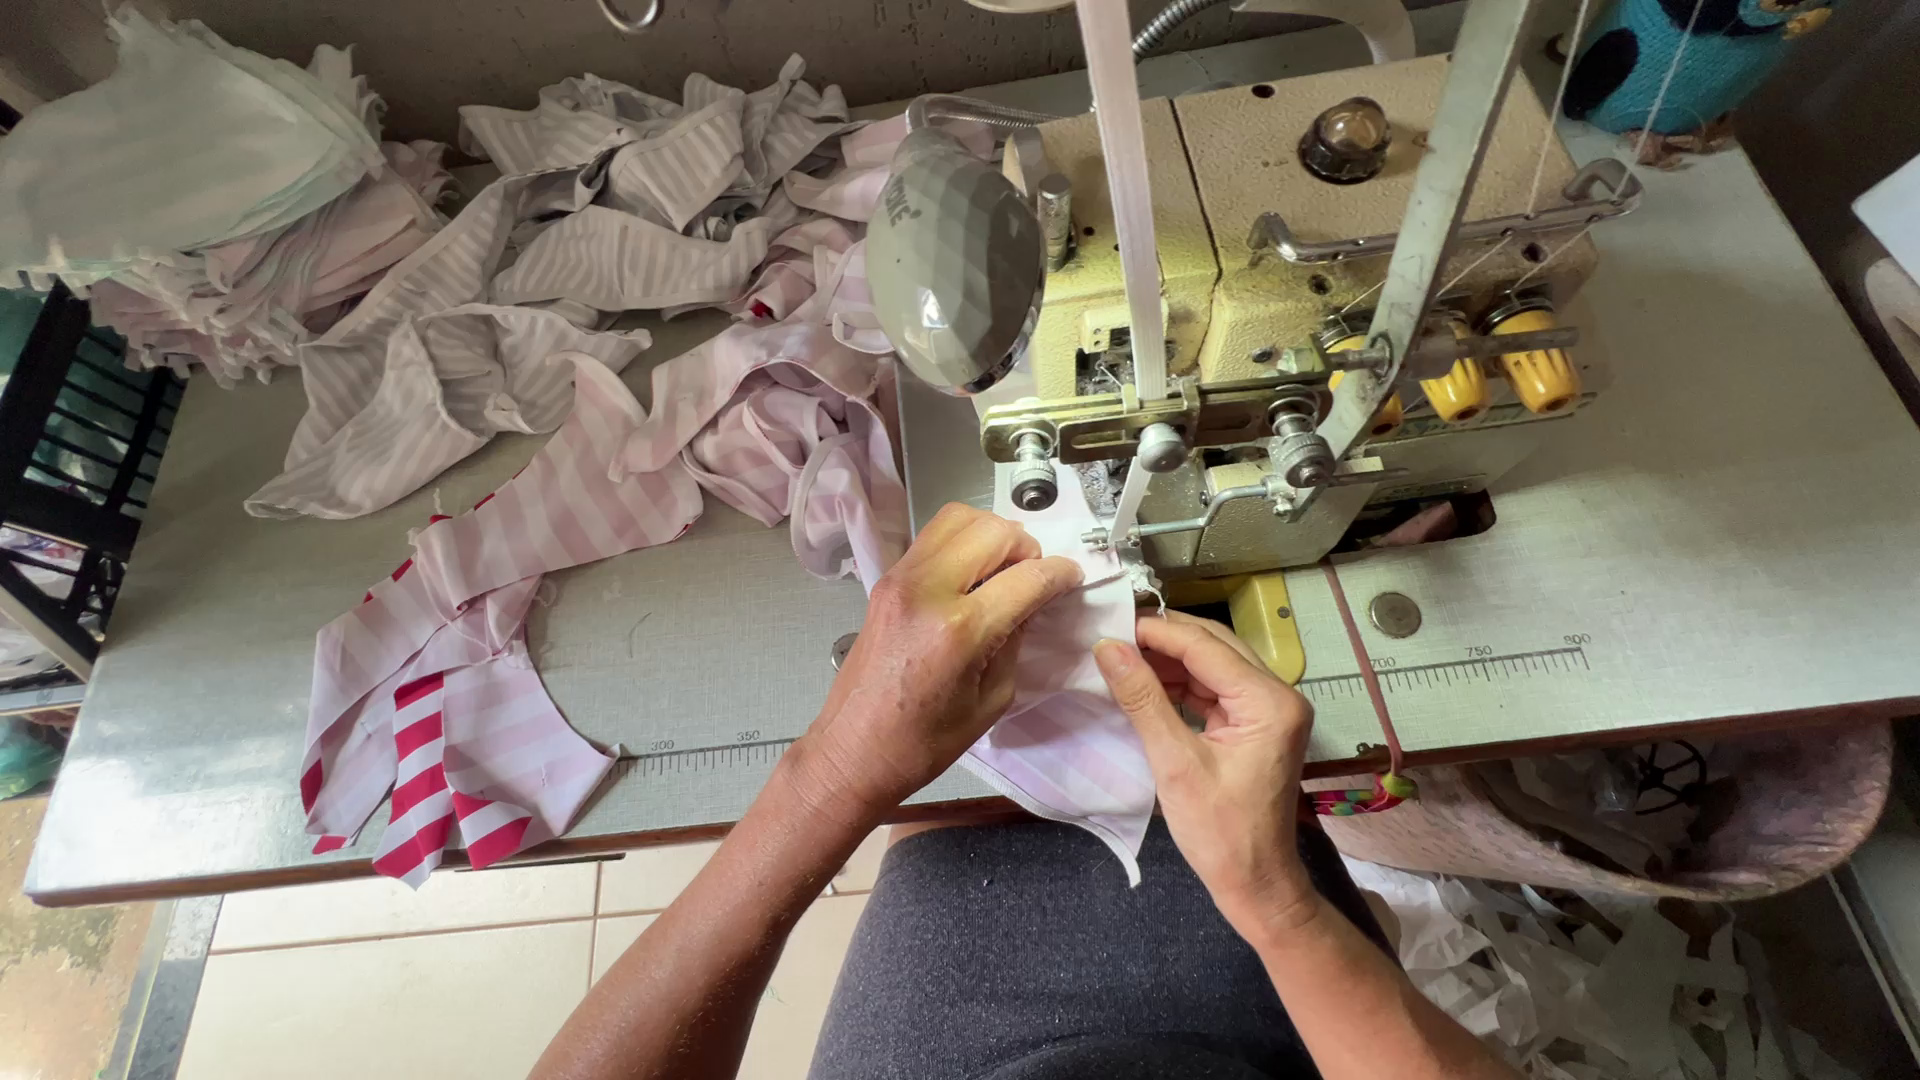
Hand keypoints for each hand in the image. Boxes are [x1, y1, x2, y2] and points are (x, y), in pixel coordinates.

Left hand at [796, 503, 1081, 820]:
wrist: (853, 749)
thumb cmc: (924, 742)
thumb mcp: (992, 699)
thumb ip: (1015, 640)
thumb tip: (1029, 601)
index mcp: (959, 629)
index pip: (1027, 576)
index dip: (1060, 573)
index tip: (1072, 577)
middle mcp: (927, 589)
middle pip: (993, 530)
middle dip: (1026, 548)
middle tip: (1032, 577)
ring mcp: (900, 577)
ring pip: (959, 517)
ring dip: (992, 535)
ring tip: (1002, 570)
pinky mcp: (886, 578)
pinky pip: (934, 536)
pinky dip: (963, 541)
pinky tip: (972, 574)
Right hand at [1094, 612, 1319, 944]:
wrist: (1255, 885)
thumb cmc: (1220, 833)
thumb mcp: (1175, 763)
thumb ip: (1143, 699)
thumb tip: (1108, 648)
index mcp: (1270, 702)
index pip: (1205, 647)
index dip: (1156, 633)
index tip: (1109, 626)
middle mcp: (1277, 695)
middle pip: (1213, 646)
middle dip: (1162, 639)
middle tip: (1112, 636)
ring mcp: (1267, 709)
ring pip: (1211, 663)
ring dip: (1167, 660)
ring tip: (1121, 657)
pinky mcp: (1253, 723)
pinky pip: (1212, 687)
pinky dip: (1178, 683)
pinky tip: (1144, 682)